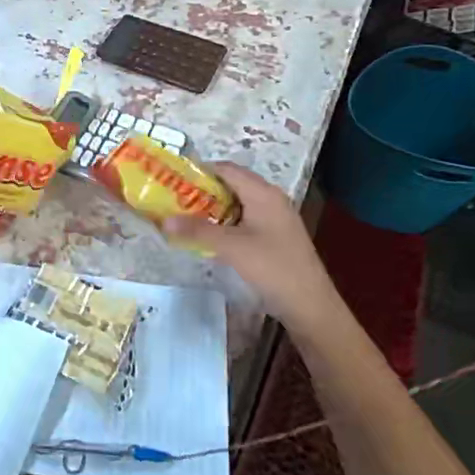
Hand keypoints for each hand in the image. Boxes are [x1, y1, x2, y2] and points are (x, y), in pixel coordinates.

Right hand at [163, 164, 336, 325]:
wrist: (310, 305)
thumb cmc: (272, 268)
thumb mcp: (231, 247)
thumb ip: (197, 230)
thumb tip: (164, 220)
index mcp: (263, 193)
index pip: (227, 169)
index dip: (200, 171)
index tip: (173, 181)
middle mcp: (271, 199)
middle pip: (232, 185)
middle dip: (203, 191)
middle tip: (175, 201)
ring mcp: (276, 218)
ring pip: (238, 204)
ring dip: (213, 209)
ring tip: (185, 218)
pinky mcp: (275, 236)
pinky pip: (245, 220)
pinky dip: (225, 223)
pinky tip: (209, 237)